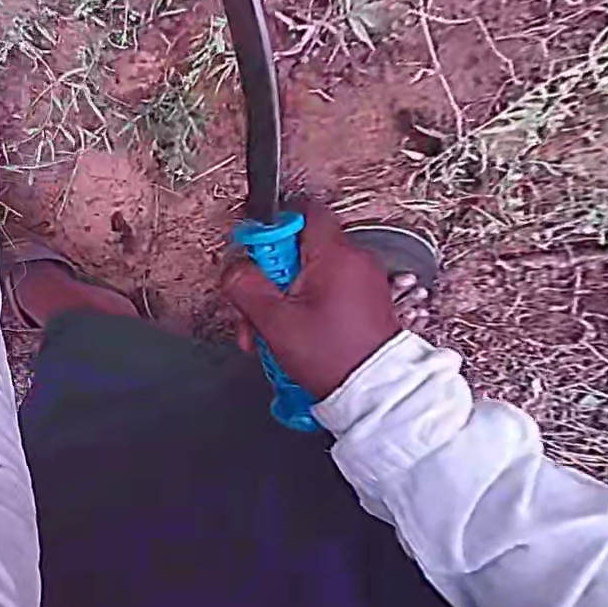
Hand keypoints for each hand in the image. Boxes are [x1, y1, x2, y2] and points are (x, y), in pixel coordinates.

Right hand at [221, 209, 401, 397]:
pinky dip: (297, 309)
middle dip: (265, 279)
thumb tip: (233, 268)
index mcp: (335, 257)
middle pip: (295, 251)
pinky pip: (317, 293)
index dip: (271, 228)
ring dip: (276, 300)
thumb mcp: (276, 321)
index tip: (253, 254)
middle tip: (254, 307)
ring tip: (266, 332)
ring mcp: (358, 282)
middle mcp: (352, 262)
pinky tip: (286, 335)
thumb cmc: (334, 357)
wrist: (375, 393)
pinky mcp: (358, 303)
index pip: (303, 213)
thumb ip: (246, 286)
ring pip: (302, 276)